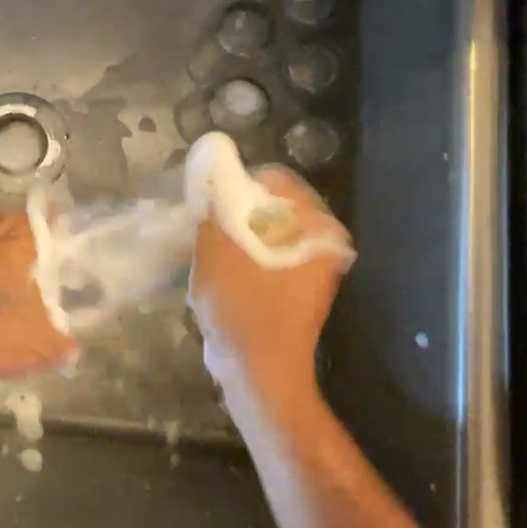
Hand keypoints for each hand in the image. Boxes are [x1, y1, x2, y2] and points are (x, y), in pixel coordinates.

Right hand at [189, 167, 351, 429]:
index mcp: (314, 224)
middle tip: (203, 232)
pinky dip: (239, 261)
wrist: (258, 372)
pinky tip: (218, 279)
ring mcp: (312, 267)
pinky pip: (262, 257)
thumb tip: (210, 155)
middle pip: (265, 206)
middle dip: (230, 214)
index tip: (205, 205)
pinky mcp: (296, 289)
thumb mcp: (216, 243)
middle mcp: (323, 241)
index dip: (231, 185)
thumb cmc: (241, 304)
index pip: (269, 179)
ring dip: (231, 239)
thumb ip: (213, 196)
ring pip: (260, 233)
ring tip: (208, 259)